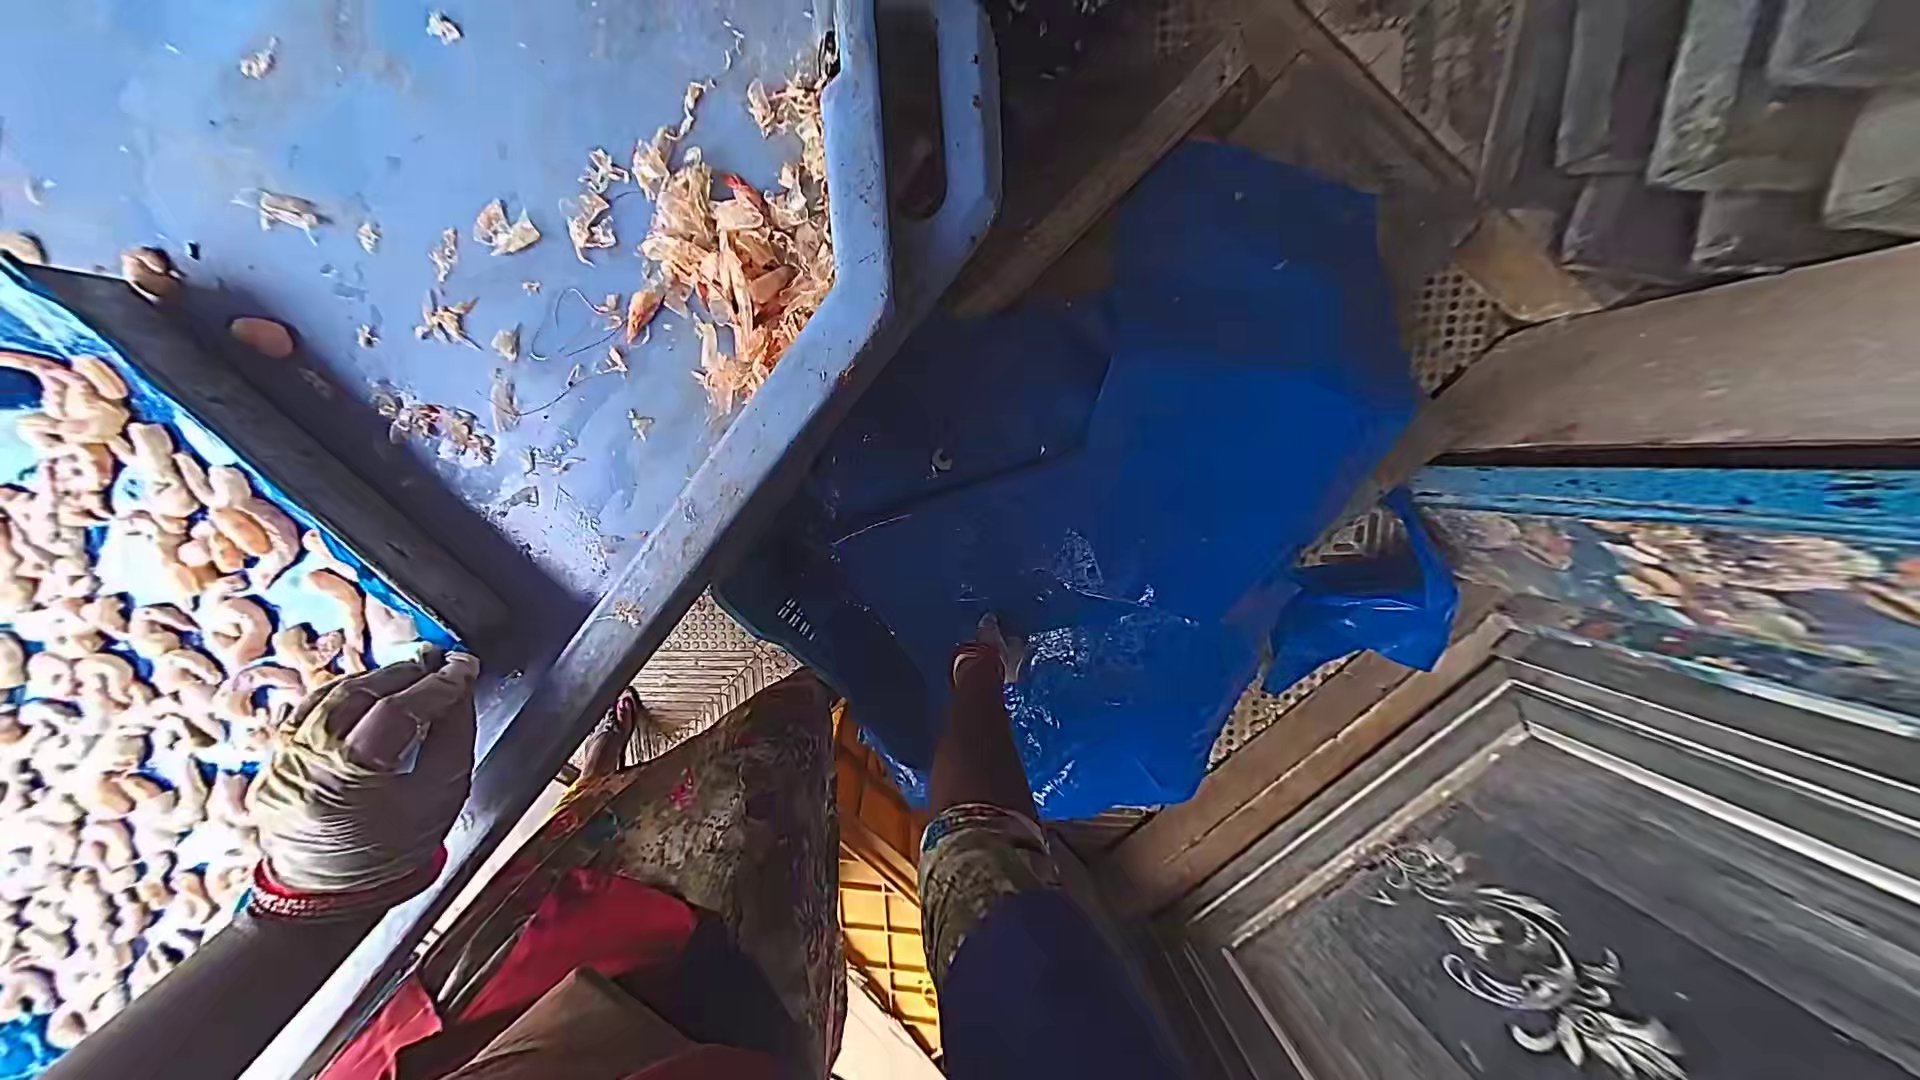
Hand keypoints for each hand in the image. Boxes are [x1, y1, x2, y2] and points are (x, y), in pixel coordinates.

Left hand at [250, 648, 478, 898]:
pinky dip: (345, 694)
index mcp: (352, 773)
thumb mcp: (445, 787)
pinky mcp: (274, 763)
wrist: (333, 892)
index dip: (440, 681)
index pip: (400, 707)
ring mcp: (282, 762)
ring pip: (328, 697)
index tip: (466, 665)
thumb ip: (453, 732)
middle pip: (358, 693)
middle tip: (441, 661)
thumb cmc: (399, 843)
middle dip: (406, 671)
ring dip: (375, 678)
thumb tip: (459, 689)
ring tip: (411, 672)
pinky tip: (372, 691)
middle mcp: (306, 761)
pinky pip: (309, 713)